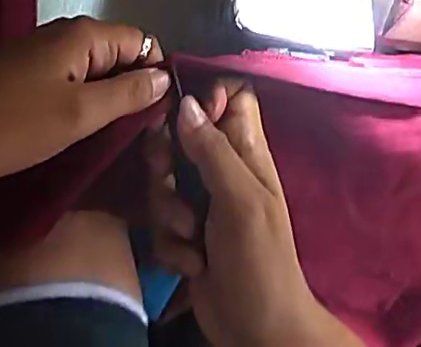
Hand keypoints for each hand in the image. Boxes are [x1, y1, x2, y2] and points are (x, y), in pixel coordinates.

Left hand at [0, 18, 169, 230]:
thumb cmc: (10, 127)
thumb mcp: (78, 115)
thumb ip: (128, 93)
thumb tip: (165, 77)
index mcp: (84, 34)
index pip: (142, 41)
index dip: (155, 73)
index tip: (159, 112)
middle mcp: (65, 32)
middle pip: (118, 52)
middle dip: (131, 85)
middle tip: (135, 129)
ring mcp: (39, 50)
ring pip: (92, 66)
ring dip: (104, 95)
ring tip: (107, 133)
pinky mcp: (20, 70)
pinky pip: (67, 76)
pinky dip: (78, 98)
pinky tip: (71, 127)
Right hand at [146, 81, 360, 346]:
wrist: (257, 332)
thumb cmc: (259, 258)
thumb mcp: (239, 200)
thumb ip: (212, 151)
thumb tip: (187, 103)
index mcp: (247, 149)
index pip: (230, 97)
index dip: (208, 99)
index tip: (187, 116)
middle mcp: (224, 167)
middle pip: (183, 136)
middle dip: (167, 162)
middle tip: (169, 180)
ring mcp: (203, 201)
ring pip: (164, 181)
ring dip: (168, 212)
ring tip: (191, 237)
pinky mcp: (185, 235)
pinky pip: (160, 223)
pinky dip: (170, 245)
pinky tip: (193, 264)